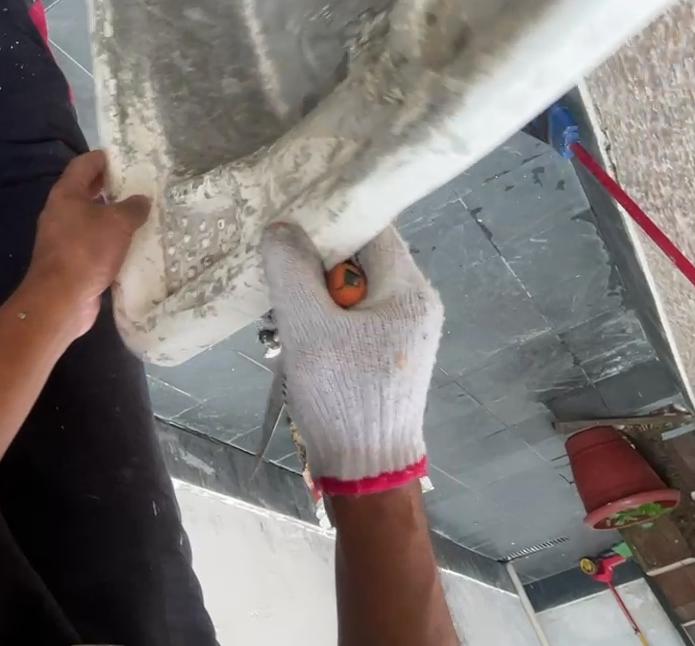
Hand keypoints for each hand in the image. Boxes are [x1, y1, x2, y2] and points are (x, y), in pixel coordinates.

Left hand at [12, 151, 150, 340]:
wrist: (61, 299)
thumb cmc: (87, 250)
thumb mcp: (118, 223)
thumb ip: (133, 207)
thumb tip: (142, 200)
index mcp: (66, 193)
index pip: (83, 165)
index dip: (102, 158)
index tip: (123, 156)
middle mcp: (60, 211)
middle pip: (85, 190)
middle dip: (108, 186)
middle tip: (136, 183)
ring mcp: (62, 237)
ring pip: (89, 217)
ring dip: (110, 214)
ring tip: (138, 212)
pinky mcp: (69, 260)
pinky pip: (91, 241)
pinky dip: (108, 239)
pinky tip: (129, 243)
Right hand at [260, 223, 441, 493]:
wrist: (365, 475)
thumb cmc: (343, 397)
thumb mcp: (308, 328)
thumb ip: (292, 270)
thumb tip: (281, 228)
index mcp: (408, 291)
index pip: (371, 227)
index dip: (331, 220)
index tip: (290, 222)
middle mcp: (413, 304)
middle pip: (359, 256)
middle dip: (316, 261)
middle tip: (281, 274)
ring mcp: (402, 330)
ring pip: (350, 287)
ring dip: (314, 293)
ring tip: (287, 312)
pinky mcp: (387, 352)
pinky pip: (351, 314)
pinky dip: (323, 315)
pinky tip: (300, 334)